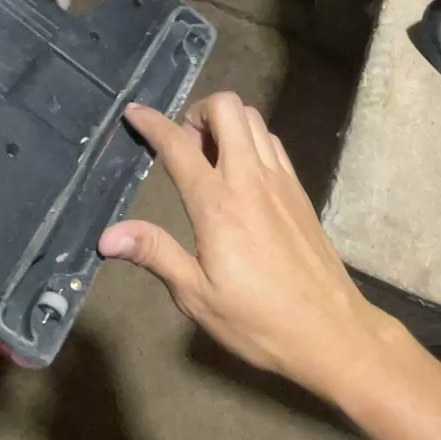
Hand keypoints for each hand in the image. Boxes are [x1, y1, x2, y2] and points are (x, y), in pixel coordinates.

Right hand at [99, 92, 399, 397]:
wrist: (332, 331)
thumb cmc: (259, 320)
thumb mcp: (197, 296)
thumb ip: (155, 254)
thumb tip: (108, 237)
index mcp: (218, 204)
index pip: (178, 145)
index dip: (152, 122)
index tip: (134, 112)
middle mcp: (250, 178)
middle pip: (226, 108)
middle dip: (198, 112)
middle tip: (185, 148)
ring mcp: (280, 180)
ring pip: (253, 118)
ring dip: (226, 123)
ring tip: (211, 159)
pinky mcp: (299, 189)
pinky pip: (272, 141)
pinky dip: (251, 138)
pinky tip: (242, 172)